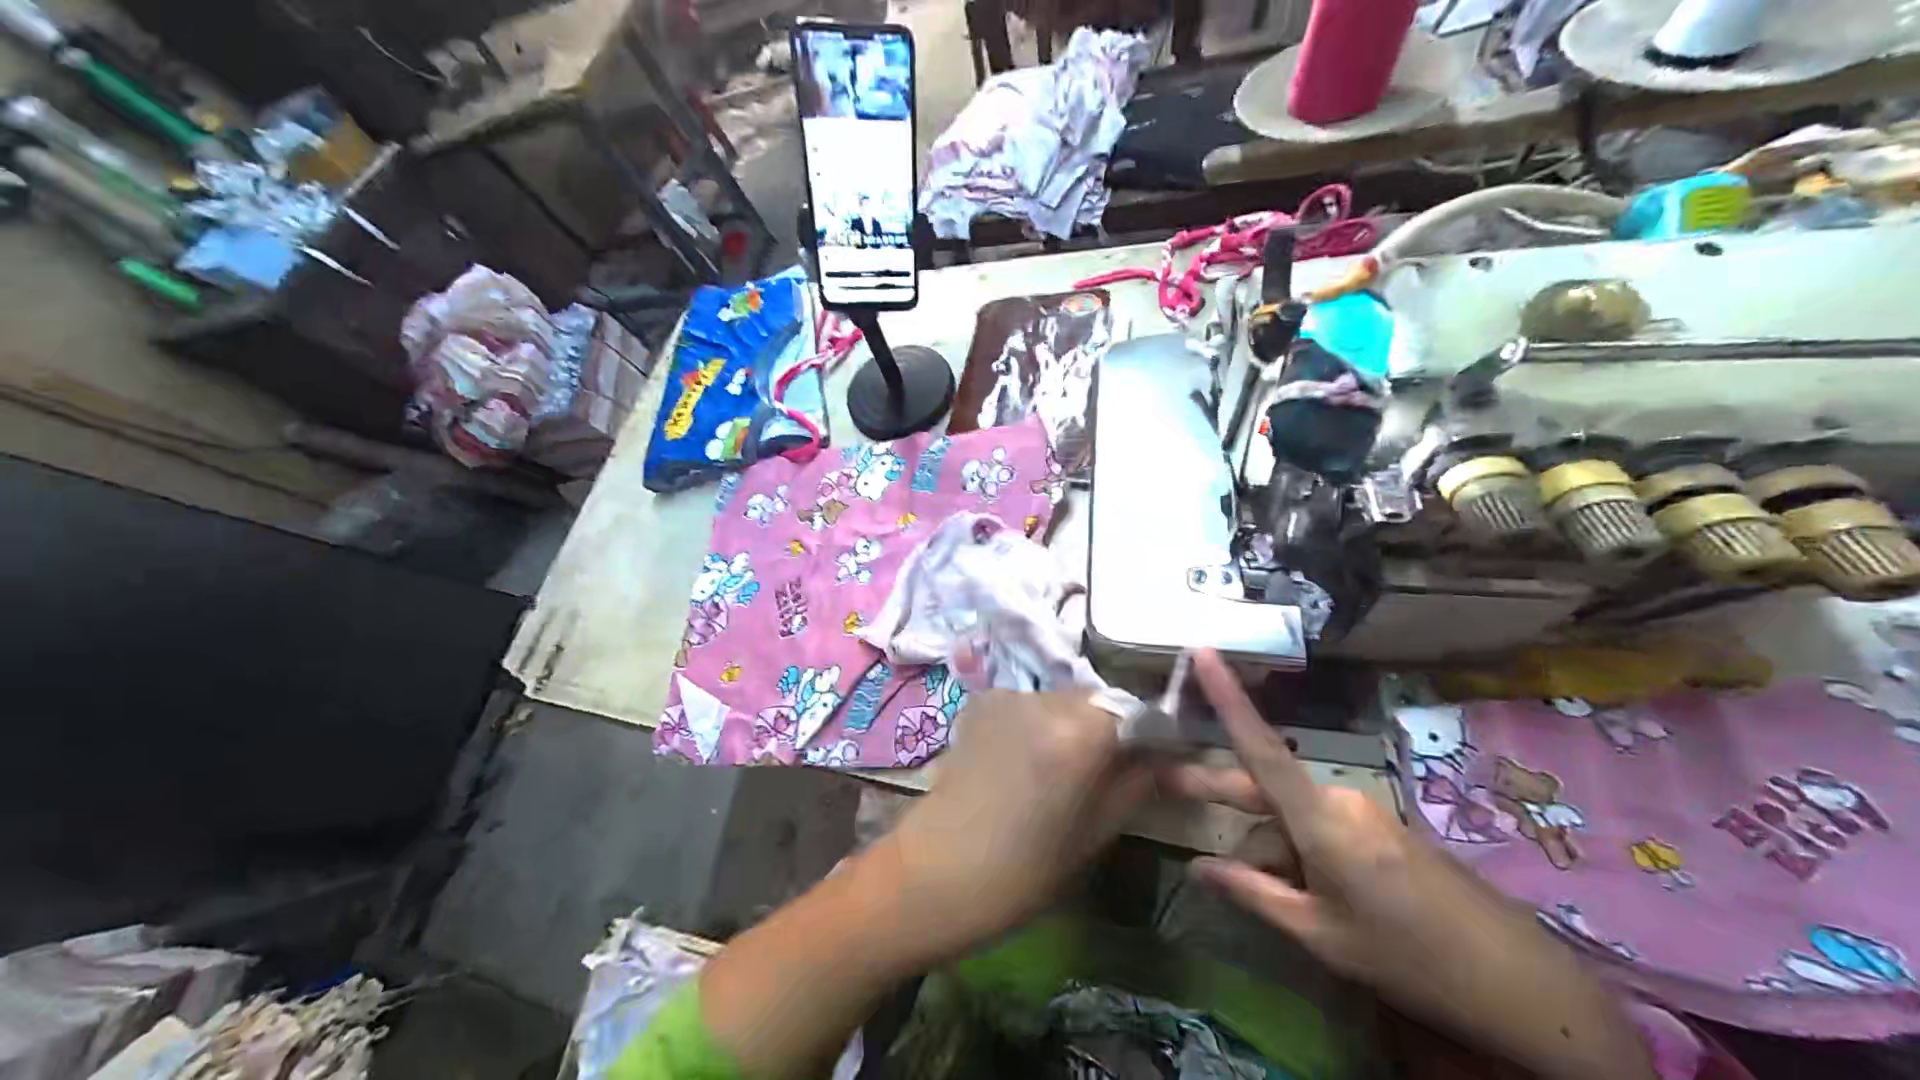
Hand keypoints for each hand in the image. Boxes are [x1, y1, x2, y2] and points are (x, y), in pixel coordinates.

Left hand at [876, 689, 1152, 959]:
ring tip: (1065, 772)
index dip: (1152, 734)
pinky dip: (1040, 725)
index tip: (1158, 759)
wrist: (931, 874)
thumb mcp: (1092, 835)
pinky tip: (1027, 763)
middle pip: (1098, 701)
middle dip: (1112, 729)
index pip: (1137, 711)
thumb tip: (1160, 756)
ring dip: (1074, 726)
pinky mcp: (979, 704)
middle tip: (1112, 770)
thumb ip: (1133, 784)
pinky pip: (1029, 706)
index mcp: (1078, 732)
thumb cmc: (1020, 872)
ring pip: (1063, 701)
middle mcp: (1043, 699)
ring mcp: (1006, 697)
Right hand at [1160, 650, 1655, 1079]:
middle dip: (1215, 789)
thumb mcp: (1321, 935)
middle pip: (1262, 785)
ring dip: (1265, 842)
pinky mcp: (1380, 825)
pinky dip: (1294, 849)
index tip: (1203, 652)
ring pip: (1289, 813)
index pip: (1260, 748)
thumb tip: (1196, 866)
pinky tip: (1302, 891)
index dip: (1227, 697)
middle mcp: (1340, 800)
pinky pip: (1318, 824)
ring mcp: (1364, 810)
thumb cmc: (1410, 959)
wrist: (1520, 983)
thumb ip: (1253, 893)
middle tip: (1165, 786)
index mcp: (1321, 821)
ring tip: (1267, 895)